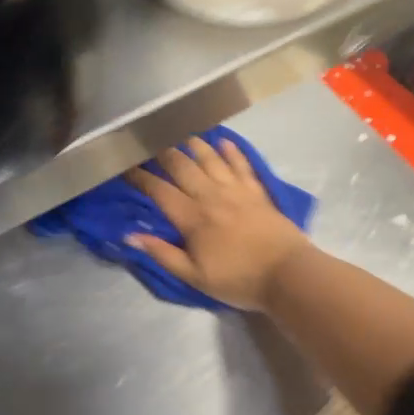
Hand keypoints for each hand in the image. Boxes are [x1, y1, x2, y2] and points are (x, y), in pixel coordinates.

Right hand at [125, 136, 312, 311]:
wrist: (288, 275)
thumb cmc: (238, 279)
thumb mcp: (194, 276)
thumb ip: (162, 254)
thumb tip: (130, 236)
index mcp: (192, 217)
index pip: (159, 191)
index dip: (140, 177)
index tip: (125, 167)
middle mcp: (210, 196)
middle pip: (182, 166)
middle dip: (162, 153)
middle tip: (149, 143)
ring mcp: (236, 190)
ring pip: (210, 158)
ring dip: (194, 145)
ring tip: (181, 135)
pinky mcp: (257, 191)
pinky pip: (241, 164)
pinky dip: (232, 151)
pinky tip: (223, 141)